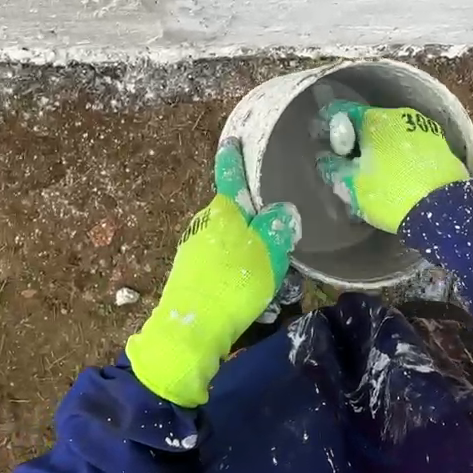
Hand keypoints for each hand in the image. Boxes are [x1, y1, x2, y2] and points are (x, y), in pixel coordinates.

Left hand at [124, 140, 299, 407]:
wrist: (189, 333)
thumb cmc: (232, 285)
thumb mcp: (267, 254)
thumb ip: (277, 228)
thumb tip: (283, 210)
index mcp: (222, 211)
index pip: (229, 175)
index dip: (233, 157)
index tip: (233, 139)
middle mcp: (203, 224)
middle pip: (233, 213)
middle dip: (253, 221)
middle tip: (278, 236)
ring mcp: (193, 249)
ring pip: (228, 241)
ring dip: (247, 252)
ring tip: (270, 277)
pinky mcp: (189, 275)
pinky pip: (220, 263)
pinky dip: (236, 271)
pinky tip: (250, 295)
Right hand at [316, 102, 468, 232]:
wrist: (444, 211)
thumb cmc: (391, 194)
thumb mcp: (352, 185)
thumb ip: (333, 168)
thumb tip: (326, 158)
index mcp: (375, 119)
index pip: (343, 112)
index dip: (330, 129)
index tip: (325, 145)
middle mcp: (400, 116)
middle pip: (370, 123)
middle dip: (358, 141)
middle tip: (350, 164)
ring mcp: (425, 128)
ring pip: (393, 134)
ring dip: (382, 148)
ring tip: (377, 174)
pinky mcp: (442, 146)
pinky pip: (413, 146)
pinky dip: (403, 157)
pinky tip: (401, 177)